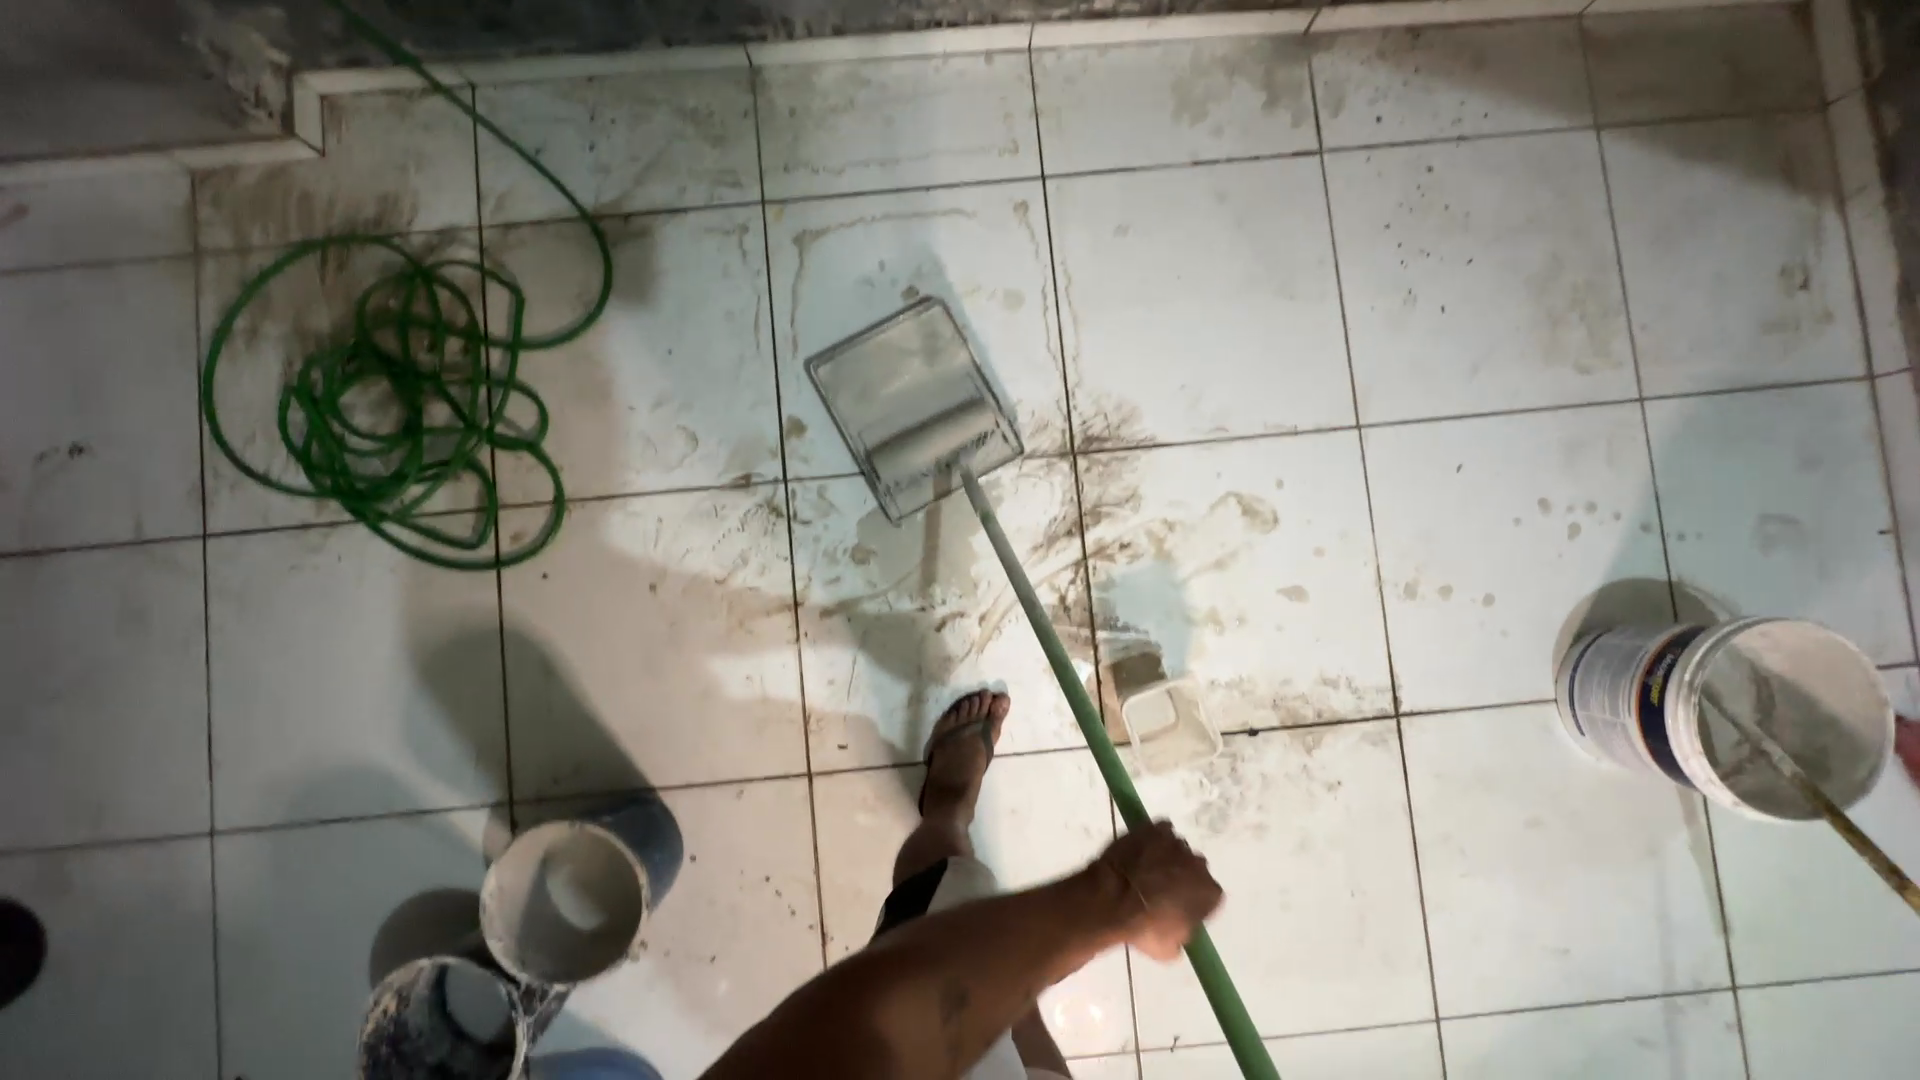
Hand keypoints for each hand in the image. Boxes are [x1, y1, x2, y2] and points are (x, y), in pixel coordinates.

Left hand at [1090, 820, 1222, 960]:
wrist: (1112, 897)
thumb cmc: (1144, 928)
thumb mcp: (1169, 949)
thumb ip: (1183, 935)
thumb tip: (1178, 931)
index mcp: (1210, 893)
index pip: (1210, 896)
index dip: (1194, 901)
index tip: (1180, 907)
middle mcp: (1198, 864)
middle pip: (1195, 868)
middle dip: (1182, 876)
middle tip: (1162, 887)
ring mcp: (1176, 842)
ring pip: (1176, 849)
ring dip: (1166, 856)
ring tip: (1146, 867)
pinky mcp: (1154, 827)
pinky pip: (1160, 830)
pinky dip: (1153, 838)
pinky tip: (1141, 849)